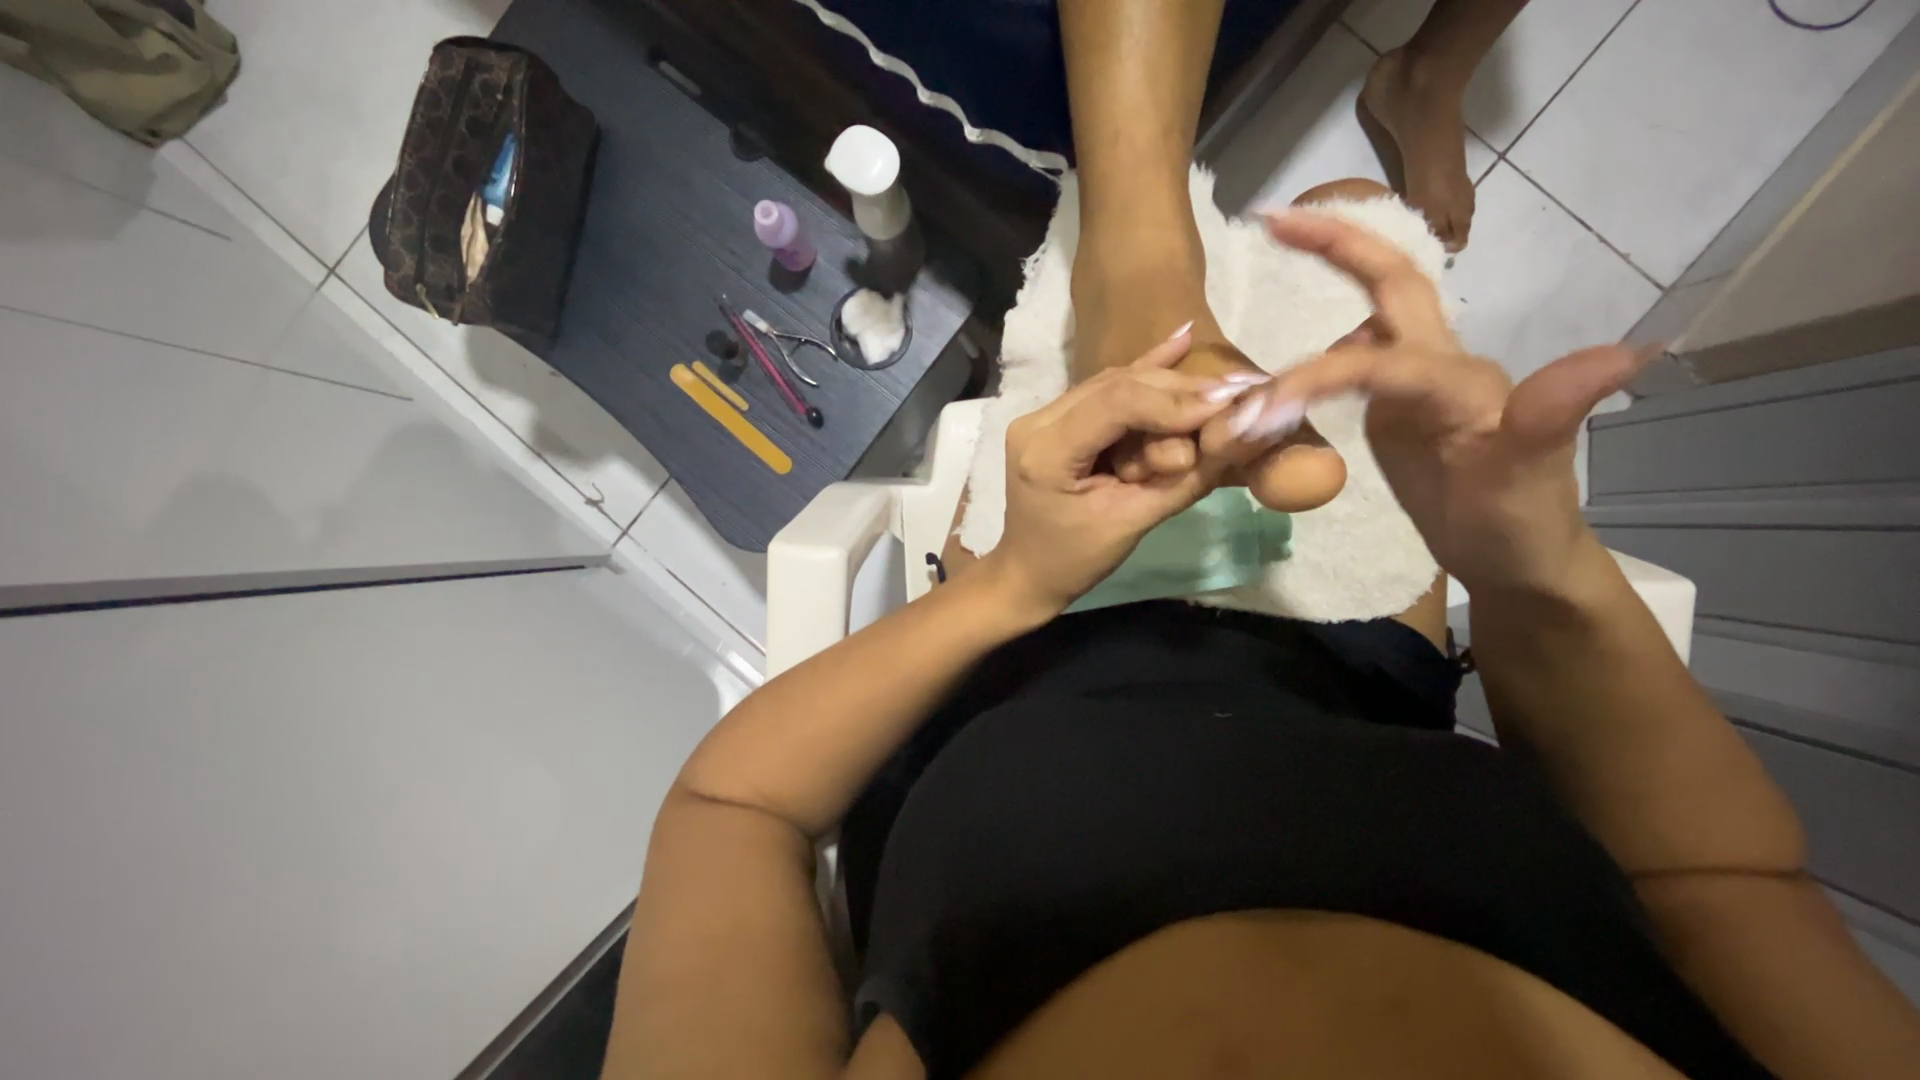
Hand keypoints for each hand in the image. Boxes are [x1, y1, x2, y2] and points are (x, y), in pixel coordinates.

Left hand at [983, 330, 1238, 615]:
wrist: (1029, 572)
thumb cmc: (1076, 559)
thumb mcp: (1134, 523)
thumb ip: (1185, 478)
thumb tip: (1241, 436)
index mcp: (1047, 452)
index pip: (1118, 404)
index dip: (1175, 401)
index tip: (1228, 404)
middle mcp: (1037, 421)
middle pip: (1119, 386)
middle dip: (1179, 396)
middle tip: (1236, 400)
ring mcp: (1042, 415)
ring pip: (1117, 385)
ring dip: (1168, 394)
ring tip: (1222, 395)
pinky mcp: (1056, 417)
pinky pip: (1107, 390)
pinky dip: (1145, 371)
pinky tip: (1182, 338)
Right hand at [1218, 210, 1653, 595]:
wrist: (1512, 554)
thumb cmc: (1518, 521)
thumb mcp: (1530, 475)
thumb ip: (1555, 411)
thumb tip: (1630, 351)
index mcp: (1462, 377)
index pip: (1380, 359)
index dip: (1319, 375)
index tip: (1263, 412)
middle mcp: (1438, 362)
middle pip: (1390, 282)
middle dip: (1336, 244)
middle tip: (1272, 220)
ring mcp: (1412, 381)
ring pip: (1359, 322)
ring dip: (1309, 313)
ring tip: (1251, 341)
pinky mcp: (1391, 404)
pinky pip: (1346, 363)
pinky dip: (1307, 363)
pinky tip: (1276, 385)